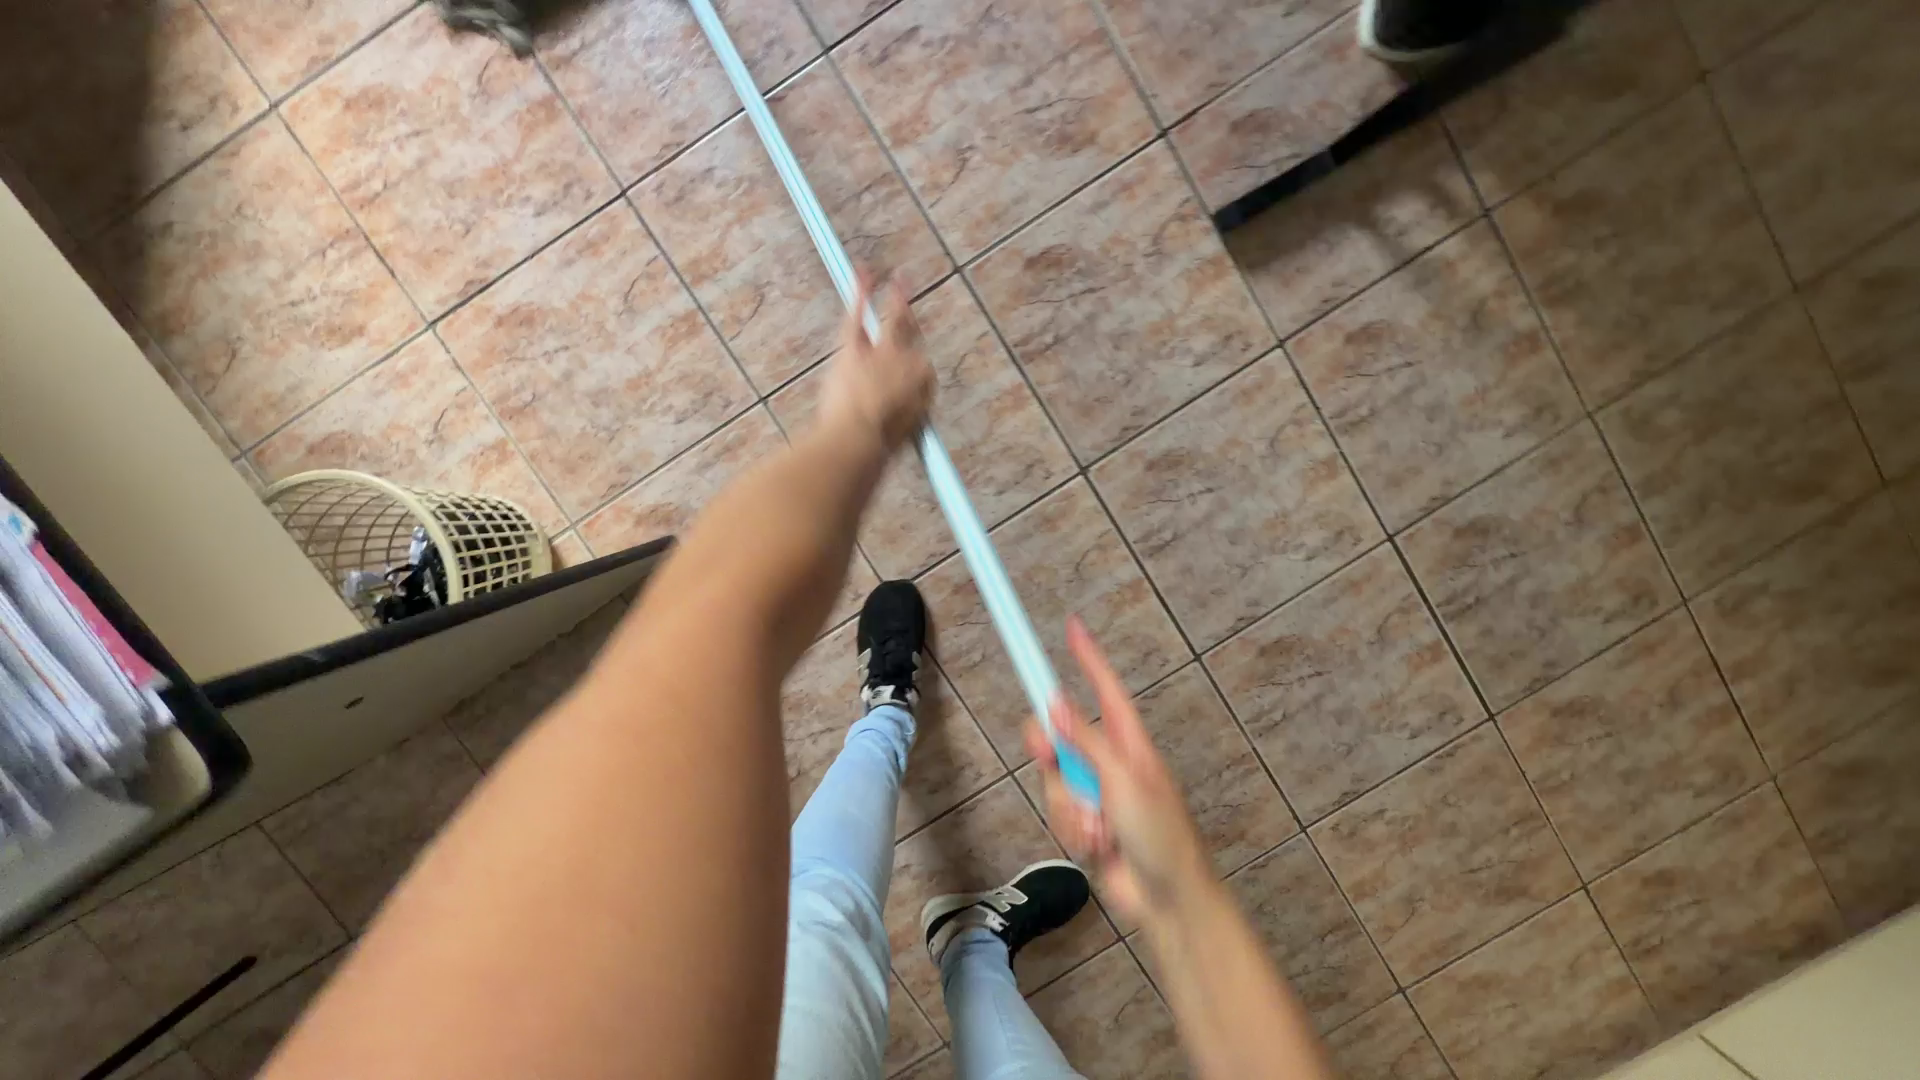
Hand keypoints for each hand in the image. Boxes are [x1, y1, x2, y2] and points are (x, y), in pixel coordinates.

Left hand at [821, 270, 933, 451]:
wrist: (855, 440)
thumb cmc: (877, 448)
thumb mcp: (899, 439)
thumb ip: (901, 423)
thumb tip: (897, 424)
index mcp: (924, 387)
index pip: (923, 371)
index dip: (913, 371)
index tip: (904, 377)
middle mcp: (910, 363)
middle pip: (913, 338)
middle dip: (912, 319)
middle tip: (913, 302)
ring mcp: (882, 351)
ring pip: (892, 321)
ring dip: (896, 297)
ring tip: (899, 277)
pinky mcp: (855, 348)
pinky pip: (858, 315)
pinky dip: (861, 292)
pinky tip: (863, 273)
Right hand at [1025, 617, 1212, 926]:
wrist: (1167, 900)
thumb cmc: (1161, 835)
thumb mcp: (1124, 782)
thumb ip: (1086, 744)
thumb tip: (1056, 705)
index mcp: (1129, 743)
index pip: (1104, 689)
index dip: (1087, 658)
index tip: (1073, 627)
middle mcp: (1110, 763)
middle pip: (1062, 738)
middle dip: (1052, 754)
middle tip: (1042, 751)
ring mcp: (1096, 795)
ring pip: (1055, 782)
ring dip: (1071, 810)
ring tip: (1100, 830)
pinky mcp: (1085, 825)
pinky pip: (1059, 815)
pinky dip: (1074, 832)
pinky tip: (1100, 848)